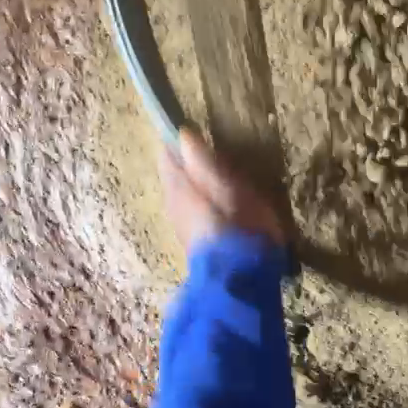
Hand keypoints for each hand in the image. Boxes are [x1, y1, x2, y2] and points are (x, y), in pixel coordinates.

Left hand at [159, 131, 284, 252]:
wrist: (239, 274)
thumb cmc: (236, 225)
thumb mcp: (224, 186)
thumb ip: (203, 161)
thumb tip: (183, 133)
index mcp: (177, 186)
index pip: (168, 154)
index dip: (181, 143)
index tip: (202, 138)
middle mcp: (173, 203)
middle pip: (177, 175)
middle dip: (193, 166)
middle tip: (220, 162)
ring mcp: (183, 224)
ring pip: (187, 195)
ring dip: (202, 187)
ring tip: (227, 185)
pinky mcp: (197, 241)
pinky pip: (199, 213)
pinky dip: (209, 206)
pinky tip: (228, 211)